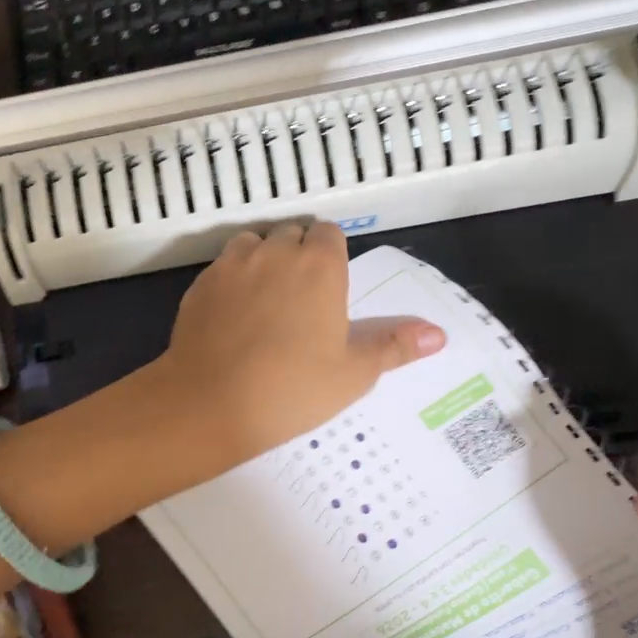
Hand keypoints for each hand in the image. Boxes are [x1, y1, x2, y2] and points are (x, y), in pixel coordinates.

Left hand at [151, 221, 444, 460]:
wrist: (210, 403)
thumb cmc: (292, 389)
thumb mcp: (353, 373)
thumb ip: (394, 346)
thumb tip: (438, 334)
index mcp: (319, 266)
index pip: (329, 234)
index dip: (331, 256)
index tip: (330, 287)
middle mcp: (274, 253)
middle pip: (290, 235)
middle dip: (297, 256)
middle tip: (301, 300)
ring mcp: (231, 266)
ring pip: (251, 245)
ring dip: (261, 261)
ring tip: (265, 302)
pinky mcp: (199, 285)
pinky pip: (221, 270)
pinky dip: (230, 282)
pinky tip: (231, 317)